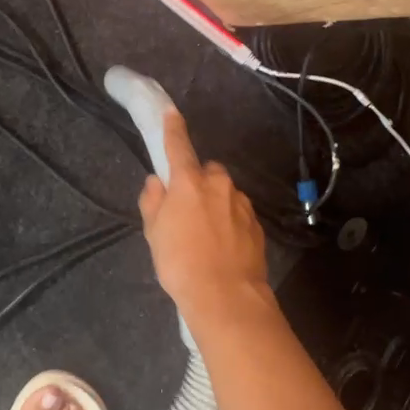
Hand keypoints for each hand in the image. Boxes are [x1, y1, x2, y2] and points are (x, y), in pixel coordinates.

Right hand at [137, 111, 272, 326]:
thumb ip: (153, 202)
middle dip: (198, 183)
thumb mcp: (154, 234)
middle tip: (185, 210)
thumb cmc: (181, 263)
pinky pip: (237, 213)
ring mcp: (241, 203)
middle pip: (206, 172)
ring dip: (215, 204)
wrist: (226, 297)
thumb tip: (157, 182)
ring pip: (225, 193)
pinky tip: (222, 246)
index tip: (170, 112)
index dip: (172, 128)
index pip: (178, 146)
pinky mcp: (256, 224)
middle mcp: (219, 185)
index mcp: (189, 182)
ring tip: (205, 235)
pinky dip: (230, 222)